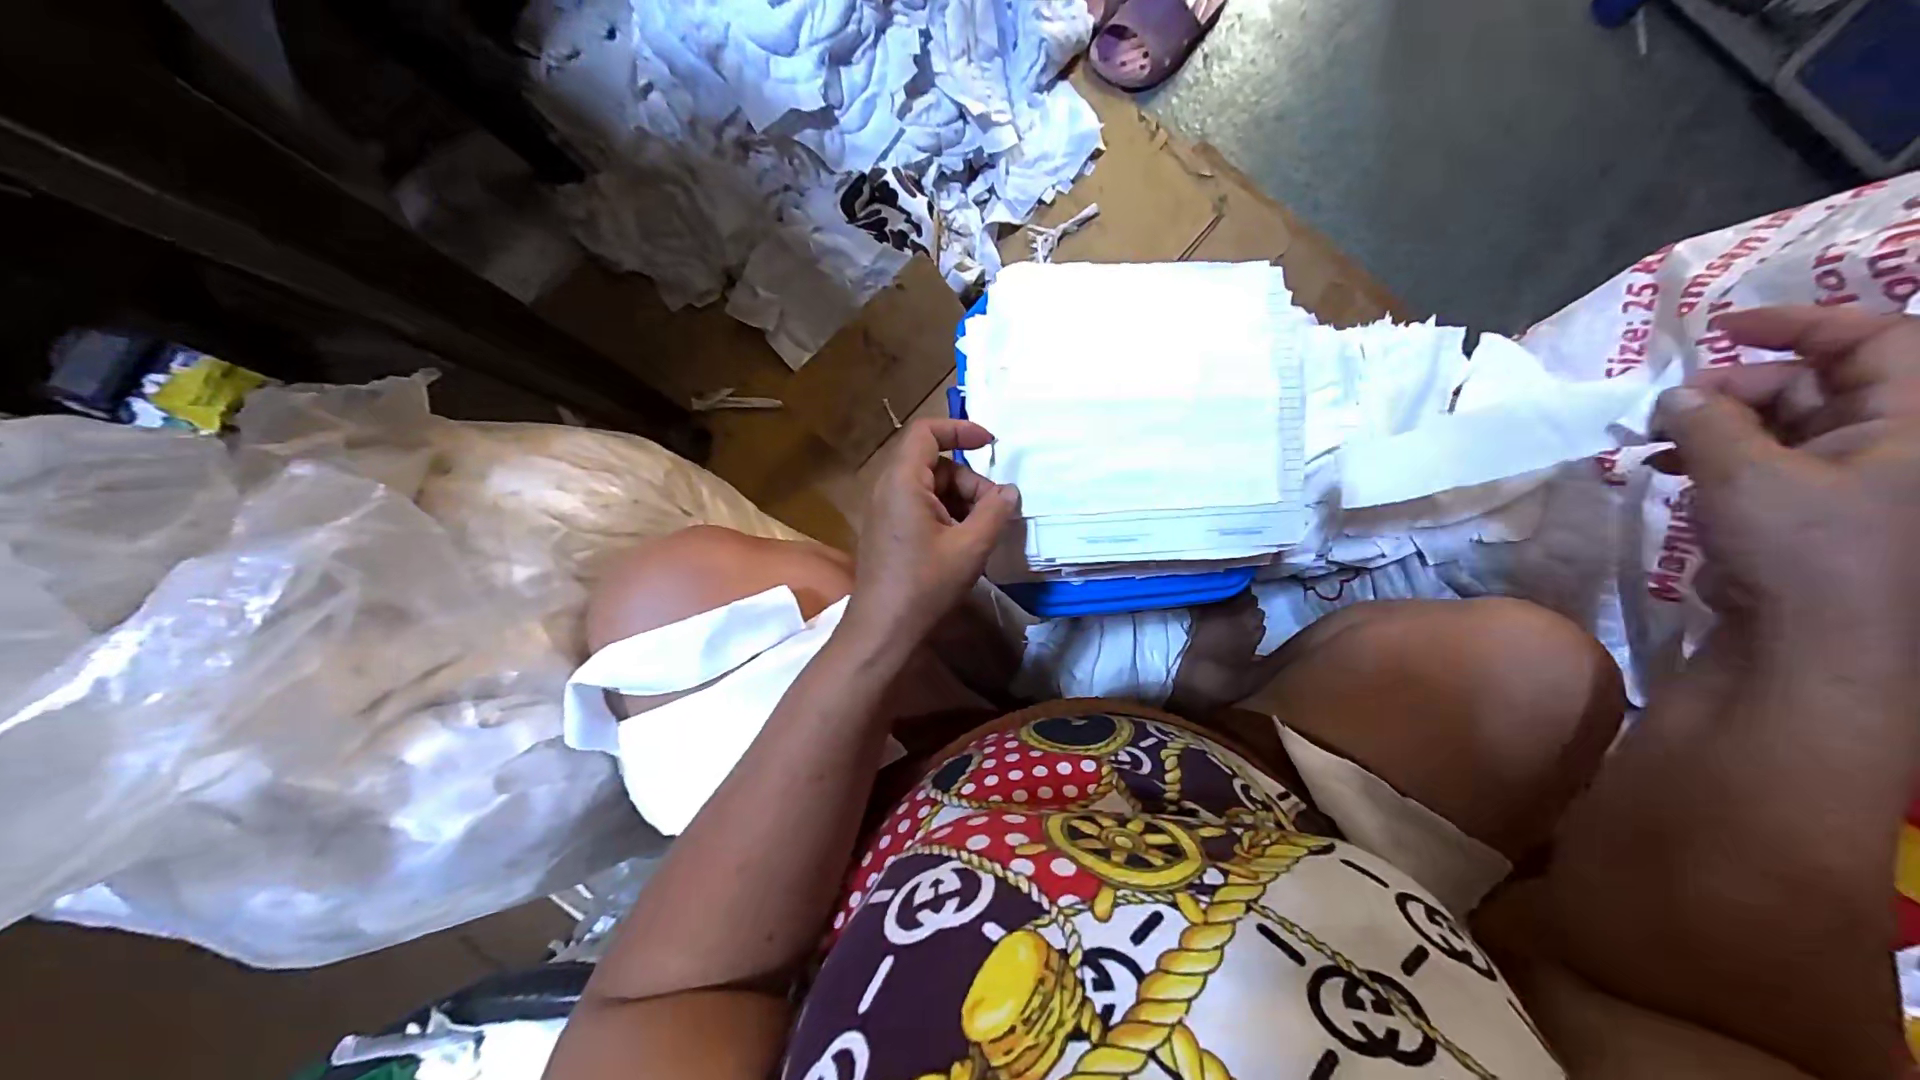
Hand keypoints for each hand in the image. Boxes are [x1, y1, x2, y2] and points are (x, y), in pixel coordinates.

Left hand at [840, 418, 1019, 653]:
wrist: (882, 628)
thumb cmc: (925, 584)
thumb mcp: (970, 547)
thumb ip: (994, 512)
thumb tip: (1009, 491)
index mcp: (903, 481)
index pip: (926, 432)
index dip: (960, 429)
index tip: (990, 444)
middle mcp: (888, 488)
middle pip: (934, 463)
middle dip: (970, 480)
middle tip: (994, 511)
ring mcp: (884, 510)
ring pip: (930, 487)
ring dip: (961, 501)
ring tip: (981, 533)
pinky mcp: (887, 530)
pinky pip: (919, 507)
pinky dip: (945, 515)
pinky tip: (962, 544)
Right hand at [1652, 306, 1919, 651]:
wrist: (1815, 645)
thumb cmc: (1805, 550)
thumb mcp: (1745, 477)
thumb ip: (1706, 424)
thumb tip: (1674, 396)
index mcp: (1913, 421)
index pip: (1875, 339)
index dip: (1799, 322)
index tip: (1721, 327)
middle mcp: (1894, 442)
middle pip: (1818, 383)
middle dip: (1736, 387)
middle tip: (1668, 406)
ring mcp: (1855, 479)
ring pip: (1784, 426)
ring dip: (1715, 426)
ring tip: (1655, 442)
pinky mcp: (1814, 511)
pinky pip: (1768, 463)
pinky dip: (1717, 459)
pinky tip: (1671, 470)